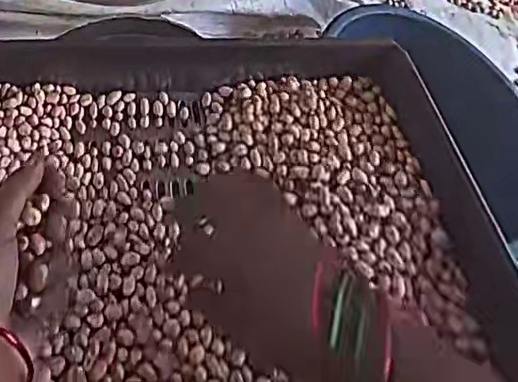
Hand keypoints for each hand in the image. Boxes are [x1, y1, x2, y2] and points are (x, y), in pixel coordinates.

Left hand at [0, 158, 73, 345]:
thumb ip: (18, 188)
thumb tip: (39, 158)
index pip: (24, 194)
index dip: (42, 184)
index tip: (58, 178)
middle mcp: (8, 248)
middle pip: (44, 221)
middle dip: (53, 221)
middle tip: (54, 227)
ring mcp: (24, 277)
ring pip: (55, 251)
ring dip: (50, 260)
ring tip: (36, 274)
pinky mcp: (40, 303)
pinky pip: (59, 282)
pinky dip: (52, 287)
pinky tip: (38, 294)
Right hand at [171, 173, 348, 380]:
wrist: (346, 326)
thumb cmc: (291, 333)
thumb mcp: (243, 329)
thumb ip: (212, 305)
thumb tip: (194, 292)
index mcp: (227, 255)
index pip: (190, 249)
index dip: (177, 258)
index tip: (171, 265)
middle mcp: (244, 225)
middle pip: (208, 199)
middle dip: (189, 204)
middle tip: (179, 213)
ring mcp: (269, 215)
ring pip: (233, 184)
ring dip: (215, 187)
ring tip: (205, 192)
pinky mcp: (289, 214)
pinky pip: (259, 188)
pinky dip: (244, 184)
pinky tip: (241, 190)